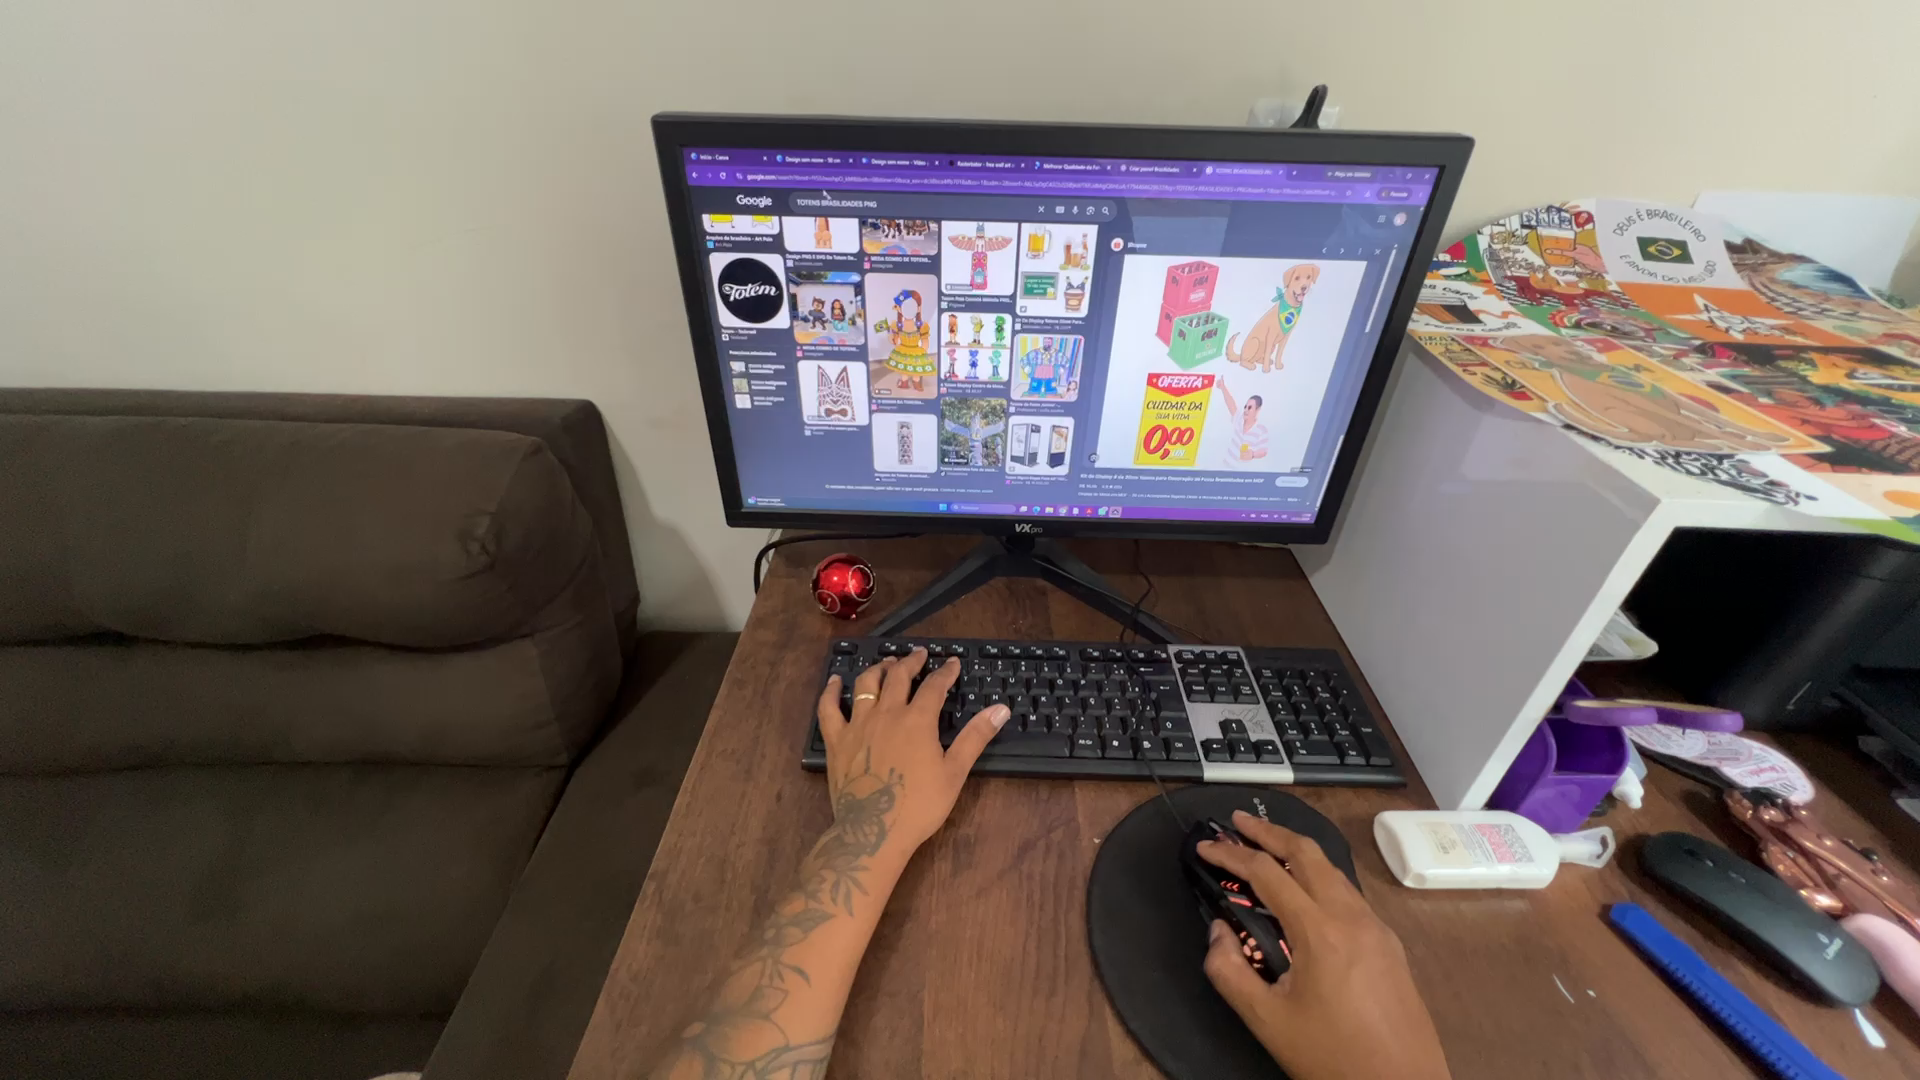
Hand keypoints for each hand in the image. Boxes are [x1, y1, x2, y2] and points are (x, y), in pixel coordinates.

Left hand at [815, 648, 1008, 853]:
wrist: (874, 833)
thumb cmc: (919, 805)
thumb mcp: (954, 772)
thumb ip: (976, 737)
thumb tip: (1000, 709)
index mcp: (917, 720)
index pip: (934, 686)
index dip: (945, 671)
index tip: (952, 663)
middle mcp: (887, 713)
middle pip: (899, 676)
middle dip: (911, 662)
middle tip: (919, 654)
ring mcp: (858, 724)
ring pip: (866, 684)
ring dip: (878, 668)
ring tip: (887, 663)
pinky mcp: (837, 740)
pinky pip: (829, 708)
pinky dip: (831, 691)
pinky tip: (835, 681)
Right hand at [1198, 810, 1449, 1079]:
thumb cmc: (1334, 1059)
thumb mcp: (1267, 1021)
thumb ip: (1228, 970)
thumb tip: (1218, 932)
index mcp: (1320, 931)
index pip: (1266, 872)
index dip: (1230, 855)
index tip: (1204, 848)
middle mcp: (1351, 917)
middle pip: (1305, 852)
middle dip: (1267, 830)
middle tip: (1236, 822)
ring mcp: (1376, 928)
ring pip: (1330, 868)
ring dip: (1294, 849)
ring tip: (1265, 846)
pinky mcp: (1389, 944)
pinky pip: (1347, 891)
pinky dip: (1317, 874)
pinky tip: (1303, 889)